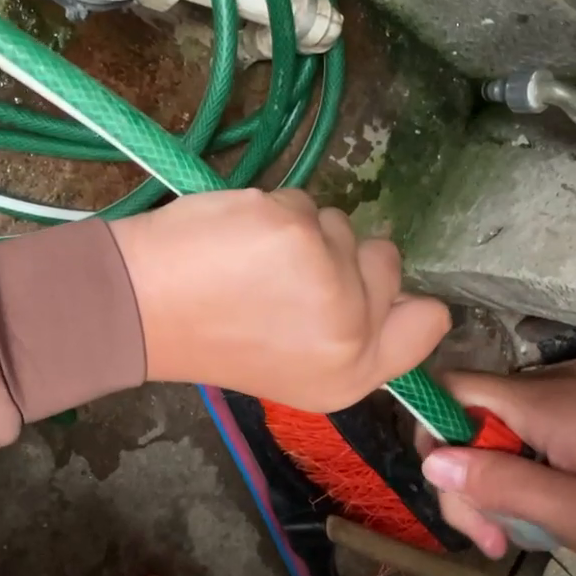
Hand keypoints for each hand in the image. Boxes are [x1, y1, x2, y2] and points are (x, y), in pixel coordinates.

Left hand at [109, 189, 450, 412]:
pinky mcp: (293, 225)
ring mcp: (325, 272)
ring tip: (254, 264)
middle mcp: (351, 329)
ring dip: (303, 234)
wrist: (146, 306)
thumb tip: (403, 295)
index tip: (357, 292)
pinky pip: (302, 201)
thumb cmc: (219, 338)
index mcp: (353, 374)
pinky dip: (273, 212)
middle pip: (387, 260)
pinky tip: (239, 240)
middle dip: (343, 258)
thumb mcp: (298, 374)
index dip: (401, 299)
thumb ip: (360, 342)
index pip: (428, 320)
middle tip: (286, 282)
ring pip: (340, 224)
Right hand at [419, 372, 575, 575]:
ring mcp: (573, 414)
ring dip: (488, 487)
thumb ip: (503, 483)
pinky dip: (516, 486)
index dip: (432, 428)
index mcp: (552, 403)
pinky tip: (533, 524)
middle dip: (463, 475)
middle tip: (487, 539)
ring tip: (509, 541)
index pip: (456, 387)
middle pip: (470, 418)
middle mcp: (556, 394)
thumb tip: (428, 457)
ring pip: (494, 438)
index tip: (446, 486)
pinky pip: (525, 449)